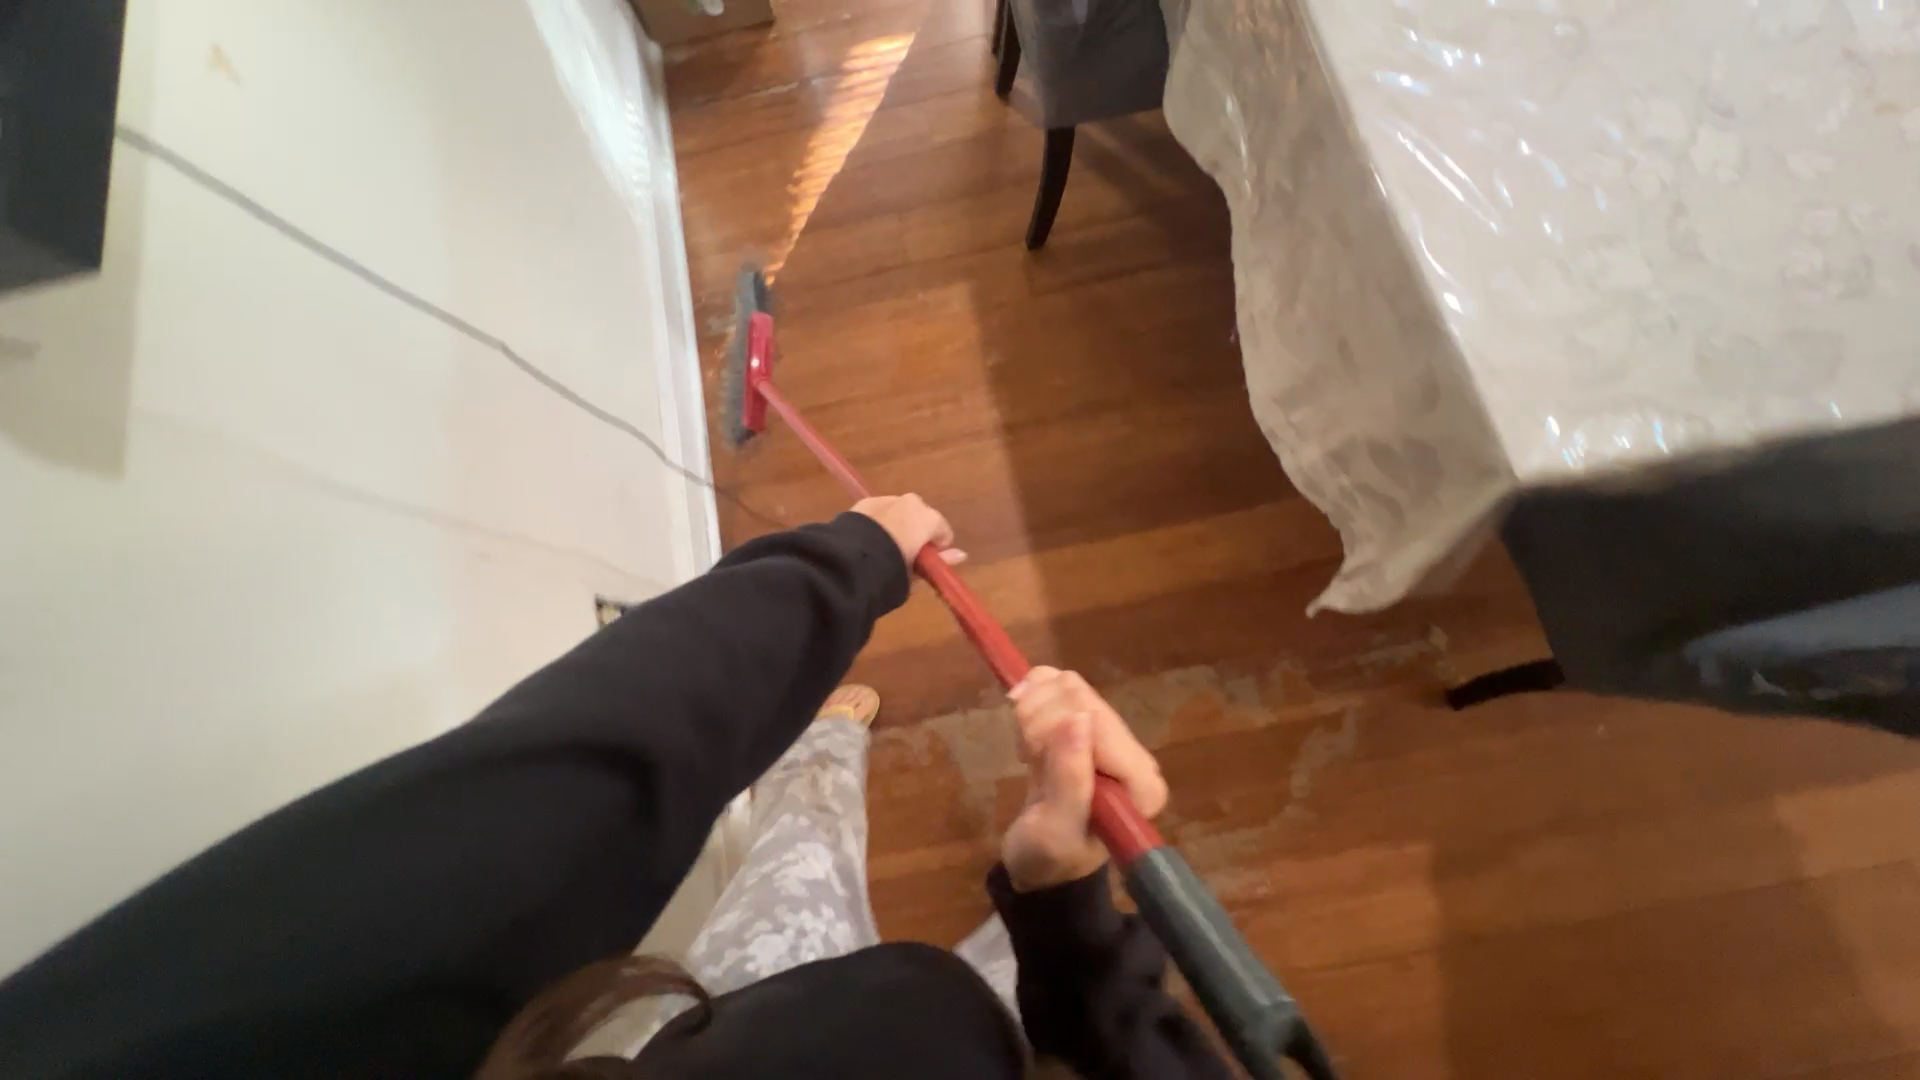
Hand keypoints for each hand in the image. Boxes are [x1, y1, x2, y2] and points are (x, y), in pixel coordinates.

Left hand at [851, 494, 966, 569]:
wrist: (852, 559)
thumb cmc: (893, 568)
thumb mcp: (918, 571)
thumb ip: (941, 561)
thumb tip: (962, 555)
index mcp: (929, 517)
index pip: (942, 531)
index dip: (936, 550)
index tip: (926, 565)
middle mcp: (910, 502)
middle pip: (920, 518)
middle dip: (916, 534)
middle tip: (905, 558)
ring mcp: (886, 499)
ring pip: (899, 513)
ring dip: (896, 527)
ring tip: (884, 551)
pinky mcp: (864, 503)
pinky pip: (879, 515)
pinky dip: (878, 525)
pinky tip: (868, 543)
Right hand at [1002, 667, 1168, 891]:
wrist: (1038, 864)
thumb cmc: (1048, 858)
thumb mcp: (1055, 831)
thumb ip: (1070, 779)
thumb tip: (1078, 719)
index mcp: (1141, 782)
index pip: (1097, 719)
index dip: (1053, 726)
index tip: (1027, 755)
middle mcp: (1133, 753)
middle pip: (1078, 694)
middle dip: (1039, 719)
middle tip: (1027, 756)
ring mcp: (1109, 735)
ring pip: (1064, 684)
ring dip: (1032, 712)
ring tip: (1030, 753)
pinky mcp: (1085, 722)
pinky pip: (1054, 685)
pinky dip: (1031, 702)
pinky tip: (1029, 738)